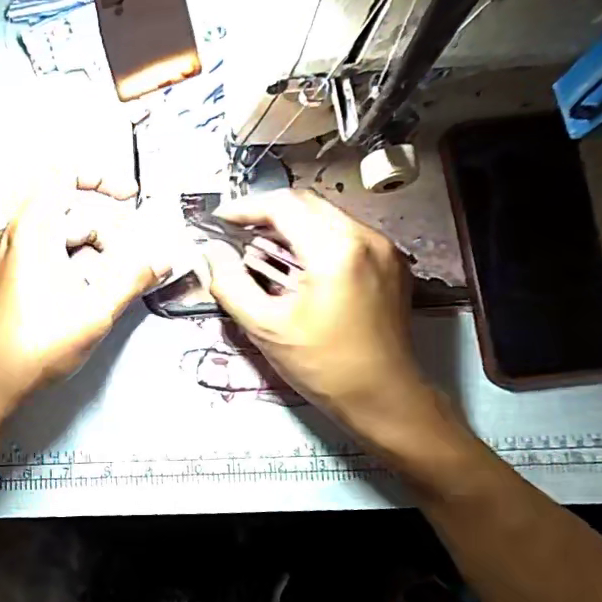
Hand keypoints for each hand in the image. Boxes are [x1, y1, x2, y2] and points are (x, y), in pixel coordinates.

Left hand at [0, 175, 170, 421]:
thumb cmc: (38, 346)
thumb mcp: (95, 312)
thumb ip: (132, 279)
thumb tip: (163, 260)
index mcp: (30, 230)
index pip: (63, 176)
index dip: (101, 179)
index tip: (129, 196)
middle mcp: (9, 236)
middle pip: (64, 212)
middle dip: (104, 232)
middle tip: (131, 261)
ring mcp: (0, 258)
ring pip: (53, 238)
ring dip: (88, 253)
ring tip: (110, 287)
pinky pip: (38, 256)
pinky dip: (67, 265)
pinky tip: (83, 297)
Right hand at [195, 190, 432, 428]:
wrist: (383, 398)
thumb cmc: (325, 367)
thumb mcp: (267, 328)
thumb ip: (231, 284)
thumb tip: (210, 252)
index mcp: (336, 249)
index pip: (284, 205)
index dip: (246, 208)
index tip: (220, 222)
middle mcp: (366, 238)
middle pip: (308, 204)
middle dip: (269, 214)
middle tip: (239, 234)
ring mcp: (385, 250)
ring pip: (329, 217)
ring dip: (295, 227)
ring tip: (265, 249)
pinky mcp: (392, 265)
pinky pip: (348, 236)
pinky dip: (319, 240)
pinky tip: (301, 265)